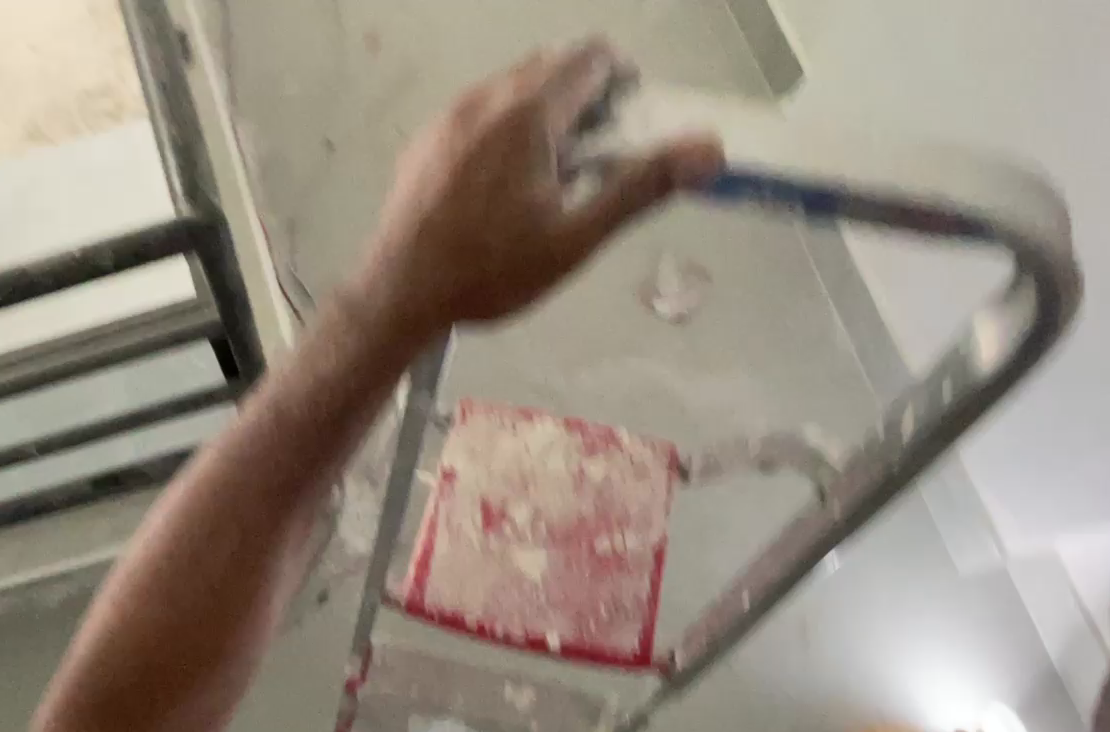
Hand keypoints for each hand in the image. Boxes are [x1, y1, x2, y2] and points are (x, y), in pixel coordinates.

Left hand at [346, 40, 721, 335]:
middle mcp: (484, 99)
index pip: (591, 57)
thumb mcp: (571, 240)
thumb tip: (710, 149)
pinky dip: (496, 131)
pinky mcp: (420, 144)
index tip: (623, 128)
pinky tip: (491, 189)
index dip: (620, 82)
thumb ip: (638, 189)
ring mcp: (445, 119)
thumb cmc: (488, 273)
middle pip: (549, 67)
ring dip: (537, 114)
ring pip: (507, 89)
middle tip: (585, 160)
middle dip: (580, 99)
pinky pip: (472, 116)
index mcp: (527, 112)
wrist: (398, 295)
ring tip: (538, 179)